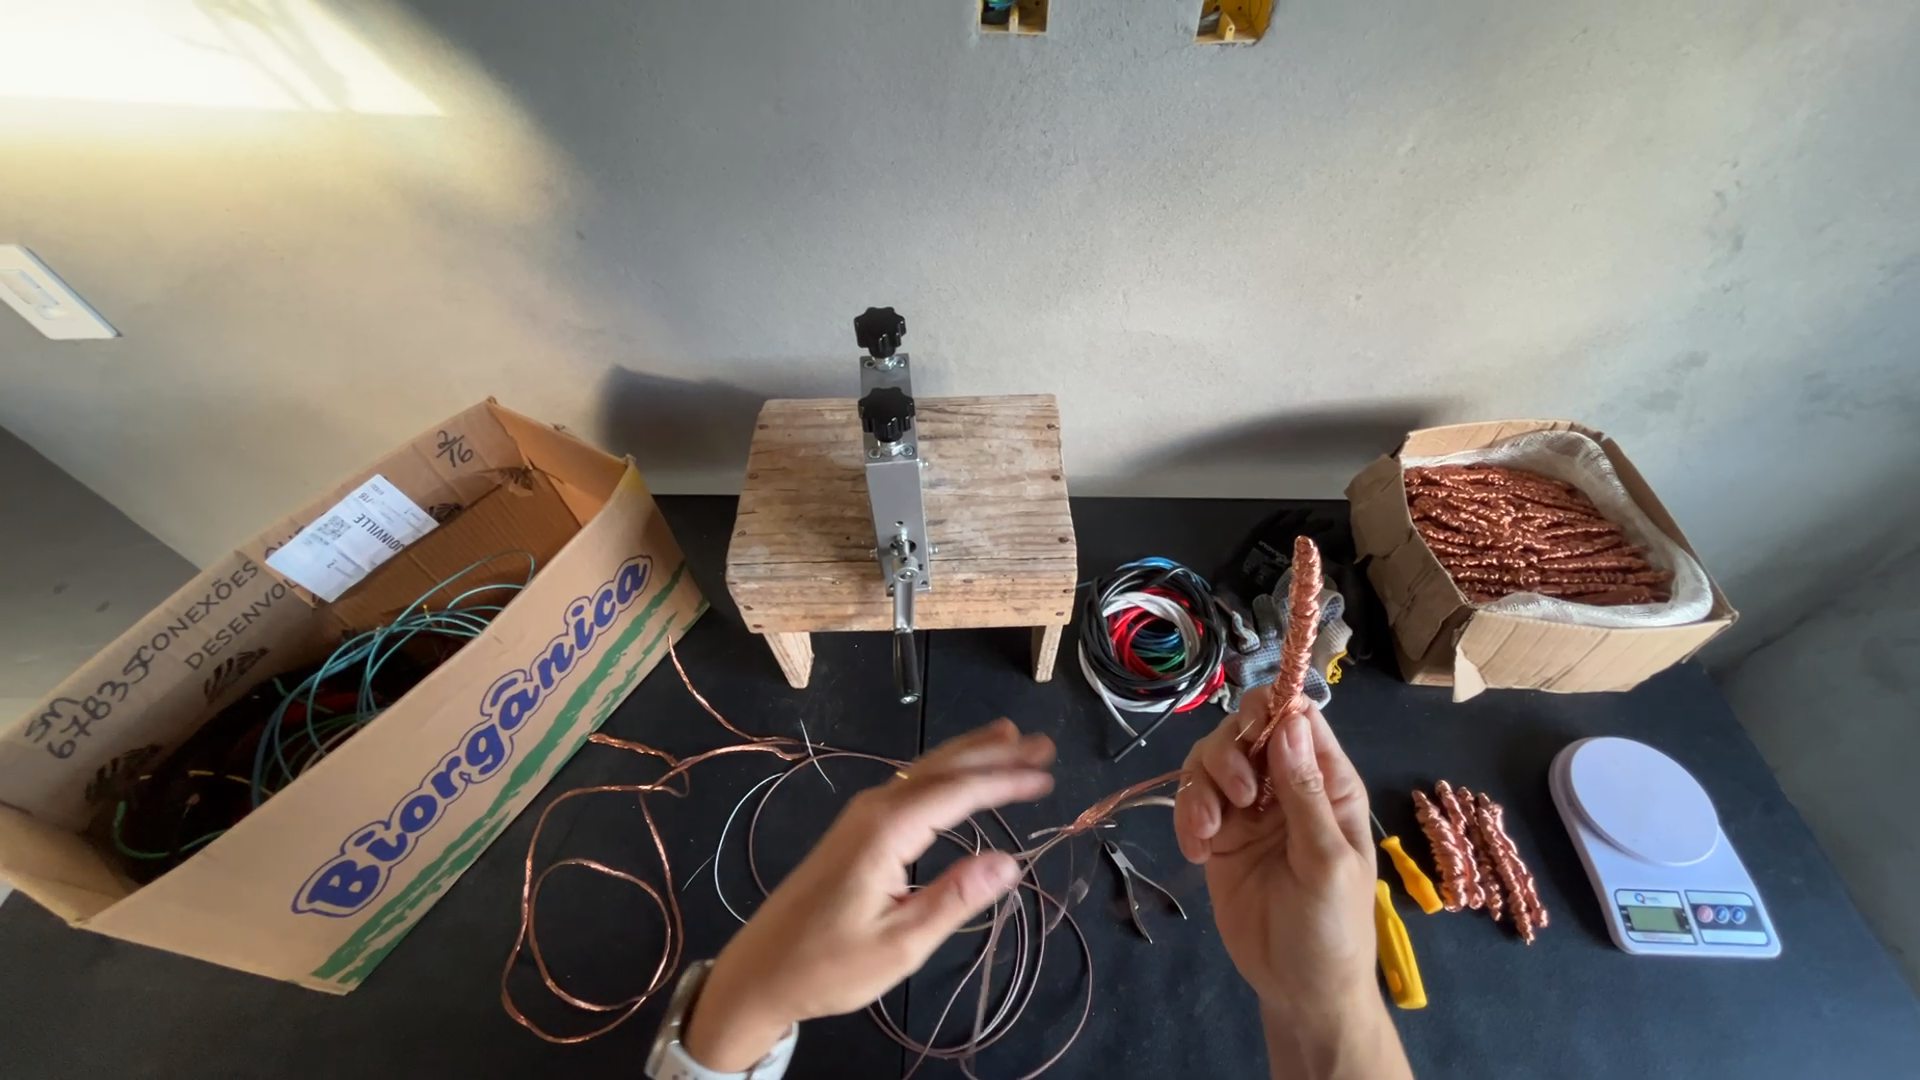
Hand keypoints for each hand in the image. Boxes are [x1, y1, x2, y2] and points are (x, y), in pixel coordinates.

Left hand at [682, 719, 1054, 1070]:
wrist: (760, 970)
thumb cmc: (829, 965)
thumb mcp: (900, 944)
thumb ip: (955, 898)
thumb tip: (1011, 861)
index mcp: (887, 830)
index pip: (958, 792)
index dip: (1005, 781)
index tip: (1046, 775)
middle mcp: (876, 807)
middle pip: (943, 767)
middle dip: (994, 752)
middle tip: (1040, 743)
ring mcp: (864, 811)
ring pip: (927, 769)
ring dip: (971, 753)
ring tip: (1011, 736)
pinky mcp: (860, 824)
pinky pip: (913, 783)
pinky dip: (947, 770)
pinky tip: (962, 769)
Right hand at [1174, 688, 1409, 1079]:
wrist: (1296, 989)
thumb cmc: (1331, 927)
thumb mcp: (1325, 861)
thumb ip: (1305, 792)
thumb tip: (1289, 721)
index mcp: (1326, 784)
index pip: (1299, 719)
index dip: (1272, 710)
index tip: (1249, 731)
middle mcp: (1284, 784)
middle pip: (1243, 730)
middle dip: (1229, 755)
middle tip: (1238, 798)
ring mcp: (1247, 806)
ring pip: (1211, 759)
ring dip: (1202, 788)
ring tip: (1208, 831)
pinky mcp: (1217, 829)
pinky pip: (1191, 798)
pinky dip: (1186, 817)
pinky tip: (1197, 852)